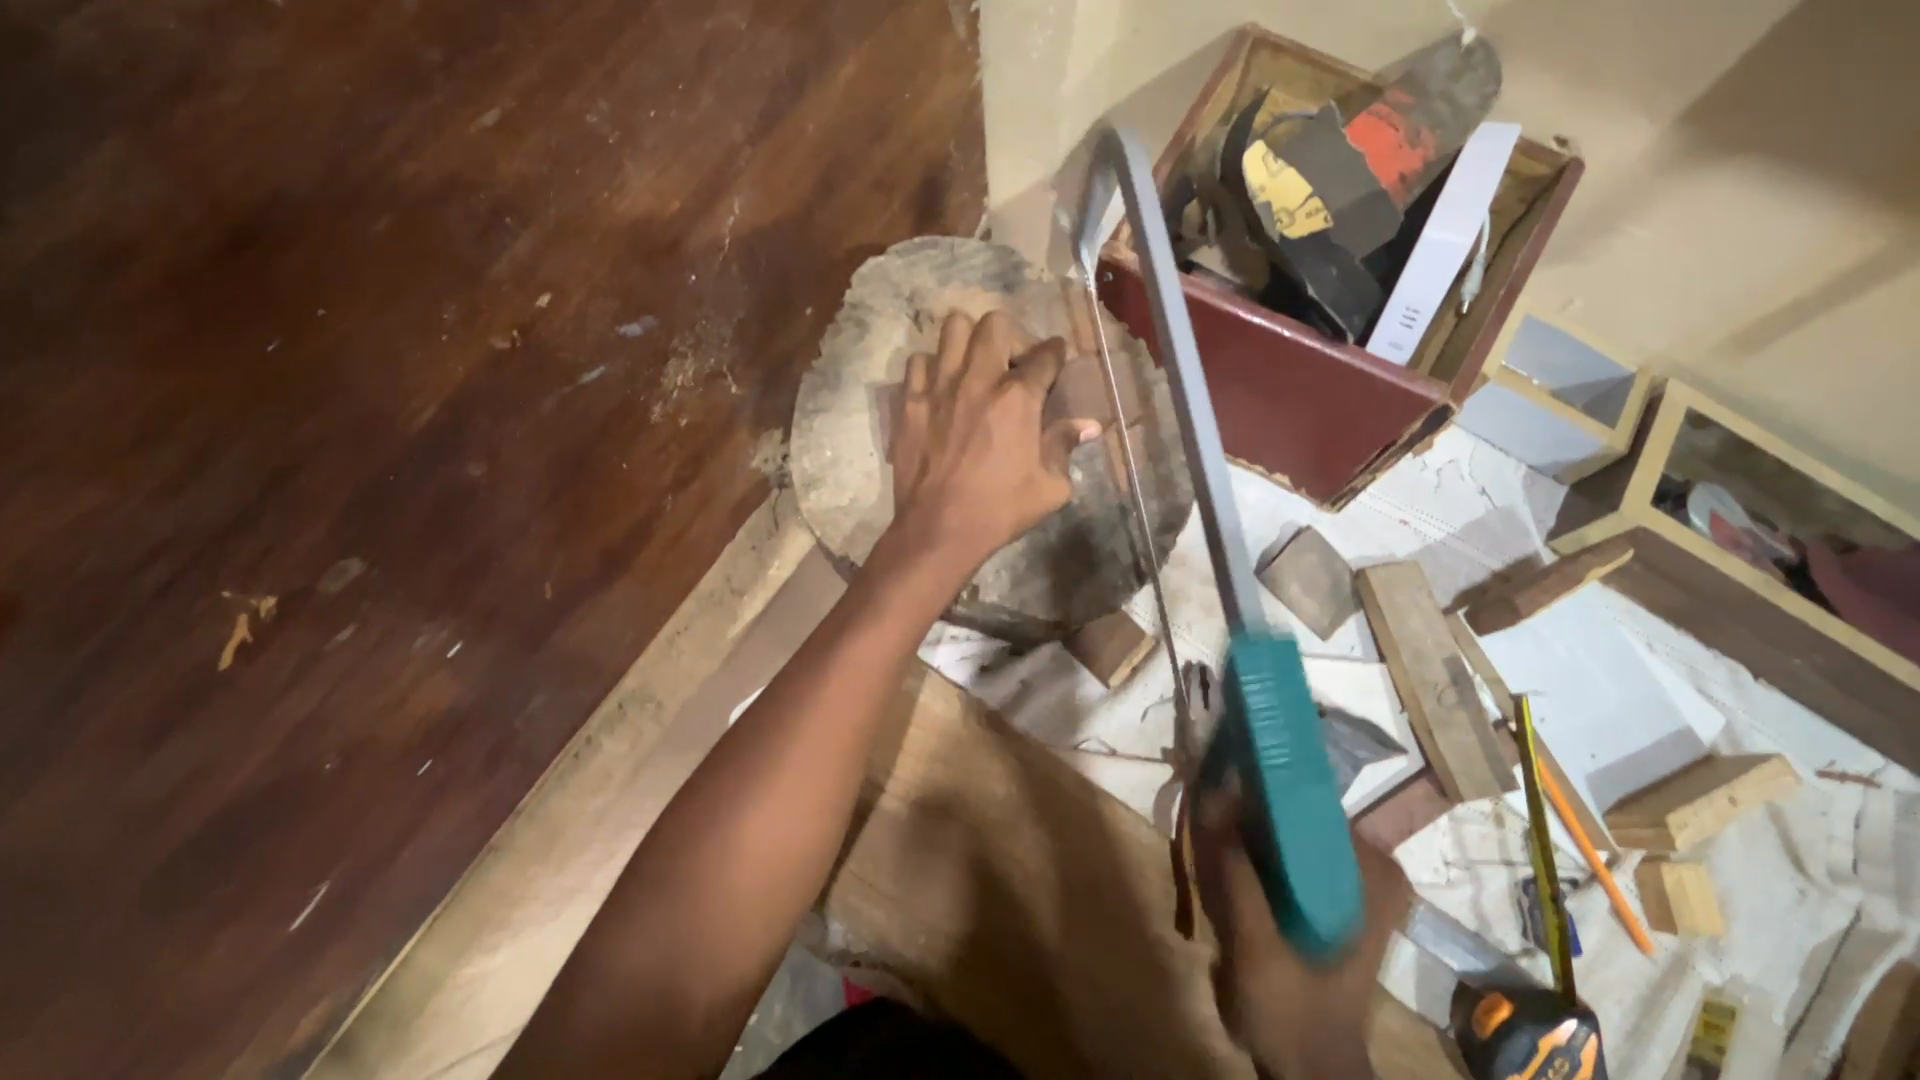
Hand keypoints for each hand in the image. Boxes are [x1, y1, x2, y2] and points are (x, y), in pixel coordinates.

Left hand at [888, 310, 1101, 570]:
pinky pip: (919, 361)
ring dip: (969, 341)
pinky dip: (932, 367)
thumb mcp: (1050, 487)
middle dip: (1012, 337)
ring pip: (953, 328)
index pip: (1045, 355)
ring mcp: (939, 386)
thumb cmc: (999, 510)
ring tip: (974, 367)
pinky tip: (941, 388)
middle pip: (996, 324)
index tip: (1056, 359)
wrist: (938, 529)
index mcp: (1018, 398)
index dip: (1056, 354)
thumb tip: (1088, 426)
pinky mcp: (910, 401)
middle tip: (1013, 365)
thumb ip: (1065, 447)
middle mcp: (978, 379)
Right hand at [1192, 786, 1410, 1078]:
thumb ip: (1237, 876)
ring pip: (1290, 835)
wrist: (1309, 1068)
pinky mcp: (1329, 901)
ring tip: (1211, 839)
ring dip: (1248, 832)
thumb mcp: (1258, 946)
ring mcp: (1352, 886)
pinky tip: (1227, 867)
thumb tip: (1214, 794)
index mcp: (1377, 874)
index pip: (1317, 802)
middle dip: (1251, 811)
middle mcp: (1372, 870)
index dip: (1265, 787)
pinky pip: (1286, 857)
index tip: (1220, 781)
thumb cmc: (1293, 1010)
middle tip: (1207, 813)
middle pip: (1300, 816)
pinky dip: (1256, 856)